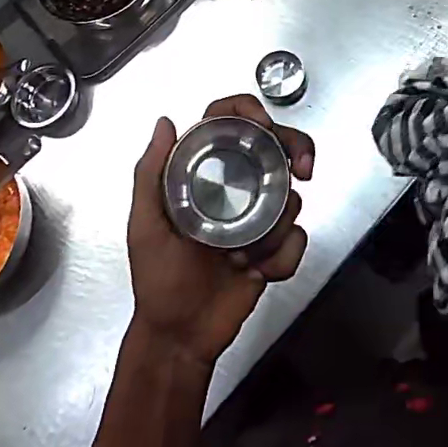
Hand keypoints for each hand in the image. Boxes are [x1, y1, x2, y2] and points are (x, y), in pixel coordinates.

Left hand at [128, 94, 313, 365]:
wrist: (180, 335)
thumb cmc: (156, 277)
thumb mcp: (145, 222)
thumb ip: (150, 172)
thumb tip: (164, 122)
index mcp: (197, 170)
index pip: (226, 121)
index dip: (249, 111)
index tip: (265, 125)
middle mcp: (230, 186)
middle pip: (272, 149)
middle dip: (295, 151)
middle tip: (301, 171)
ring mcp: (254, 216)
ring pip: (288, 196)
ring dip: (272, 227)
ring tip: (239, 254)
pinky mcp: (274, 248)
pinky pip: (296, 239)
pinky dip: (282, 257)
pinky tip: (256, 272)